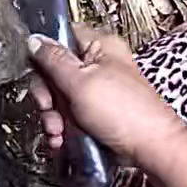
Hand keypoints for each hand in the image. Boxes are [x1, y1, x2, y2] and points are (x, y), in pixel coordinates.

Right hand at [27, 25, 186, 175]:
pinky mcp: (98, 111)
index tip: (38, 74)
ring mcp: (98, 88)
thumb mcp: (79, 82)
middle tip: (48, 107)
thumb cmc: (123, 113)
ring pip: (60, 95)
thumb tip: (34, 40)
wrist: (152, 151)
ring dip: (53, 115)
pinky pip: (71, 113)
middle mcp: (99, 63)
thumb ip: (53, 60)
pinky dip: (63, 126)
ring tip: (57, 130)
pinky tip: (62, 138)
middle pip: (55, 69)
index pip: (60, 35)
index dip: (44, 53)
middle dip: (47, 94)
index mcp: (100, 45)